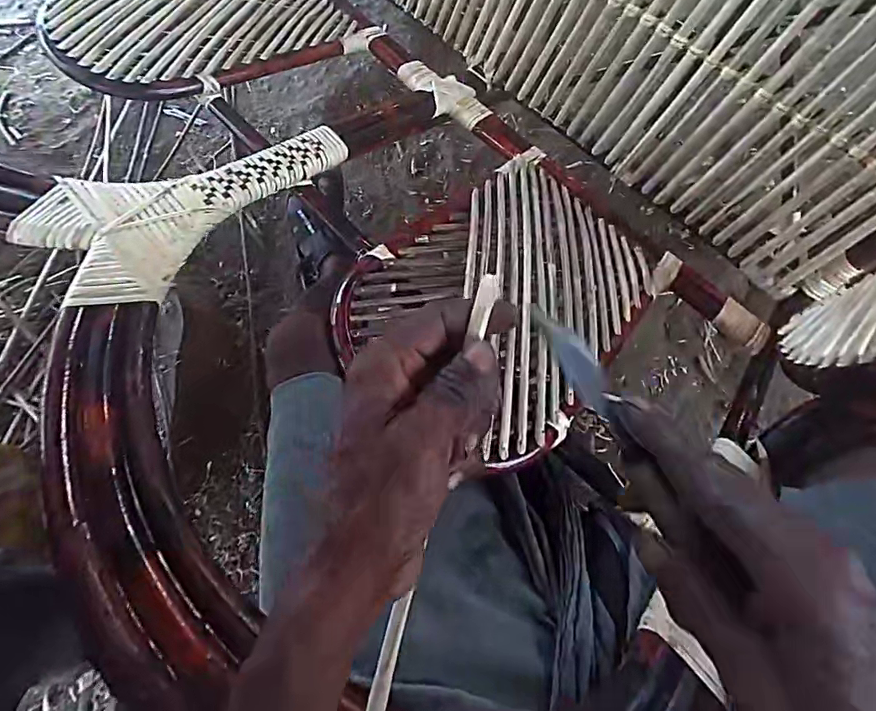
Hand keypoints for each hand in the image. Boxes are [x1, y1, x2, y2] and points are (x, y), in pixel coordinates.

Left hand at [313, 299, 510, 604]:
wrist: (362, 559)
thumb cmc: (385, 499)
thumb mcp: (424, 440)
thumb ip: (455, 390)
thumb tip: (482, 349)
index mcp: (381, 366)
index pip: (433, 320)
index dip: (473, 316)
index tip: (514, 320)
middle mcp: (389, 377)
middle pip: (447, 351)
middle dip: (473, 379)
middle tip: (477, 416)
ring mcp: (402, 406)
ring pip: (455, 385)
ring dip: (470, 413)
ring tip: (459, 447)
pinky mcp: (415, 434)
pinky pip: (452, 416)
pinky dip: (463, 434)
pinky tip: (456, 463)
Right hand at [619, 400, 875, 710]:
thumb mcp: (750, 681)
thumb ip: (698, 603)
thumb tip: (647, 540)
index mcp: (802, 573)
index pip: (715, 491)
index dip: (665, 444)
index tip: (626, 405)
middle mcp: (820, 548)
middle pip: (726, 485)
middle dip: (672, 456)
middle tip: (623, 425)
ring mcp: (830, 556)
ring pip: (739, 502)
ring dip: (689, 488)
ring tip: (645, 472)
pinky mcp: (831, 569)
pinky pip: (756, 524)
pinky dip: (715, 514)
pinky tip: (688, 518)